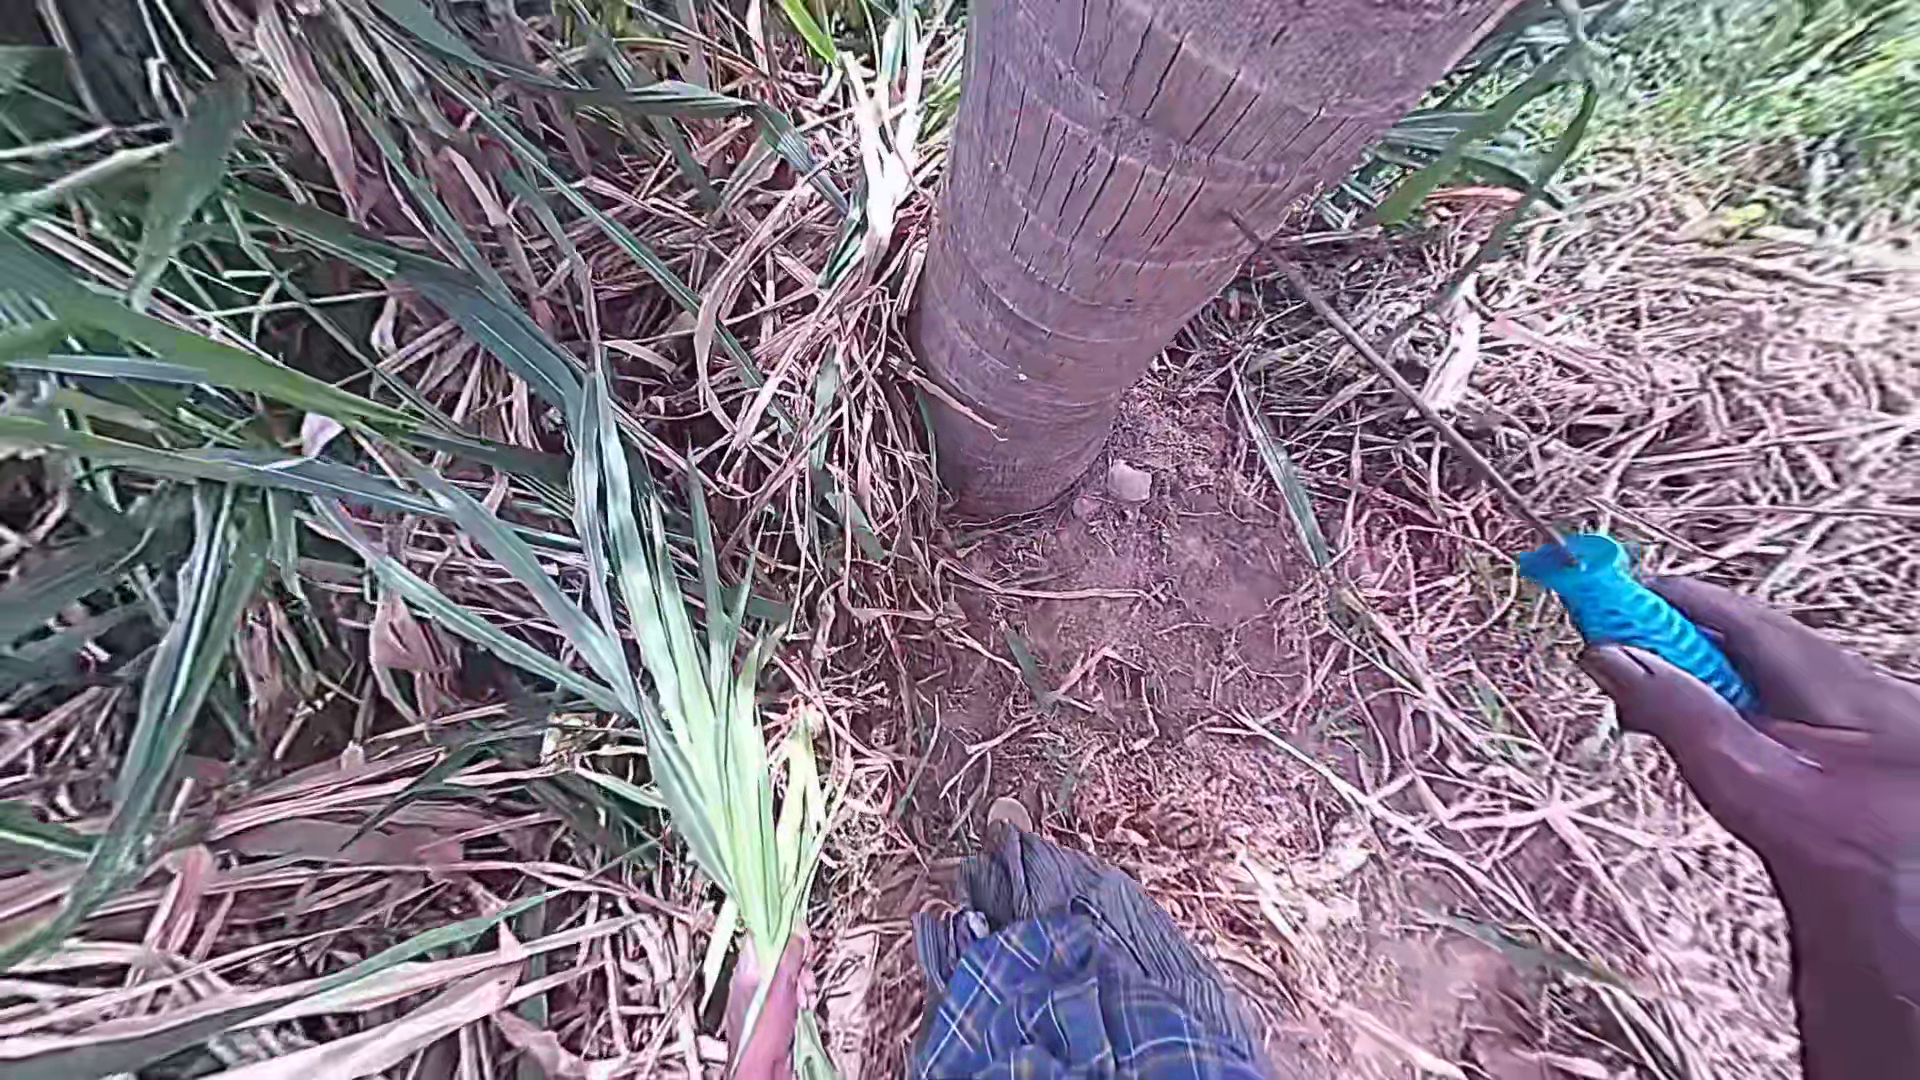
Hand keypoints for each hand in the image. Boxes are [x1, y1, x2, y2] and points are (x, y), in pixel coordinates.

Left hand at [724, 938, 808, 1079]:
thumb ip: (789, 957)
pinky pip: (791, 992)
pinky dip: (802, 994)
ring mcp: (763, 999)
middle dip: (798, 959)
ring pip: (788, 974)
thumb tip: (797, 932)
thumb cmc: (763, 1036)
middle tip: (806, 968)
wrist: (766, 1074)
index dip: (783, 931)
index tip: (799, 932)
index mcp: (746, 972)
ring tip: (806, 991)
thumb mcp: (781, 987)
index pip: (762, 937)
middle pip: (779, 956)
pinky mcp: (775, 1014)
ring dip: (803, 978)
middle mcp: (752, 984)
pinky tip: (806, 1002)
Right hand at [1580, 578, 1919, 1077]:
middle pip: (1736, 636)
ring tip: (1635, 702)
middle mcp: (1860, 689)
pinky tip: (1671, 719)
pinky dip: (1696, 692)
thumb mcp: (1742, 779)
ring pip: (1738, 662)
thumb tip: (1606, 651)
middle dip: (1660, 637)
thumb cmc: (1830, 853)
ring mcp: (1850, 708)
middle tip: (1602, 649)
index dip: (1667, 595)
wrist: (1893, 912)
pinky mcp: (1831, 727)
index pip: (1741, 618)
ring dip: (1673, 668)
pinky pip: (1748, 687)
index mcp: (1856, 696)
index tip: (1600, 584)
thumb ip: (1674, 708)